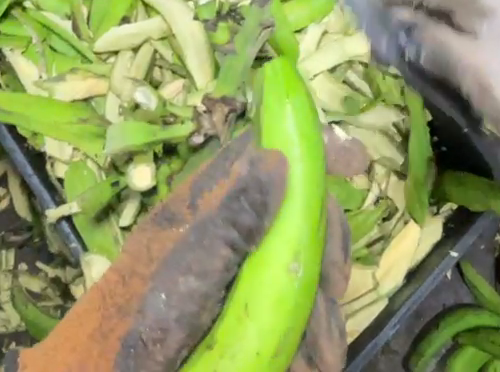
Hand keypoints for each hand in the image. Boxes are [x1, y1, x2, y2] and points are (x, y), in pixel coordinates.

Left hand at [10, 131, 352, 371]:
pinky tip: (307, 362)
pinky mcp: (250, 311)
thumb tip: (280, 155)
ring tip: (318, 358)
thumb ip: (233, 217)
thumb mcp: (188, 269)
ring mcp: (243, 271)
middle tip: (337, 286)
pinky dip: (310, 337)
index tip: (356, 163)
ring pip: (304, 268)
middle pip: (301, 213)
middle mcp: (234, 229)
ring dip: (321, 311)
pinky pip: (295, 311)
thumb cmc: (143, 322)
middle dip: (327, 249)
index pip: (267, 151)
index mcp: (214, 202)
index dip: (313, 148)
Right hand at [339, 0, 499, 207]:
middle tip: (353, 14)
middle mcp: (489, 8)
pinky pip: (448, 47)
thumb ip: (431, 38)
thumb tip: (392, 20)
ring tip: (370, 37)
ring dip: (405, 26)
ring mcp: (493, 37)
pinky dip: (423, 49)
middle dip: (391, 1)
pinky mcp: (494, 66)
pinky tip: (404, 60)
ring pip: (437, 21)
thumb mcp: (476, 65)